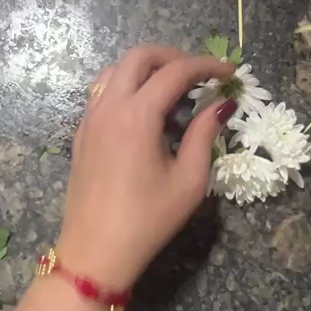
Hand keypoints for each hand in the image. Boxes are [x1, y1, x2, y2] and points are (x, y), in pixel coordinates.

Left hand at [55, 45, 235, 289]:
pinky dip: (127, 86)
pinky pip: (103, 91)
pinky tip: (146, 111)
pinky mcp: (81, 133)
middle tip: (200, 75)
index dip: (207, 65)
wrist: (95, 253)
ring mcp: (90, 118)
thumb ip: (205, 135)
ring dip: (147, 69)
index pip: (176, 72)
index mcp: (137, 116)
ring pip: (116, 69)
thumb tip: (222, 105)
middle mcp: (109, 107)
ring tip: (174, 90)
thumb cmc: (148, 221)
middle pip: (140, 56)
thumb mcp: (189, 181)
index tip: (230, 73)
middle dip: (173, 57)